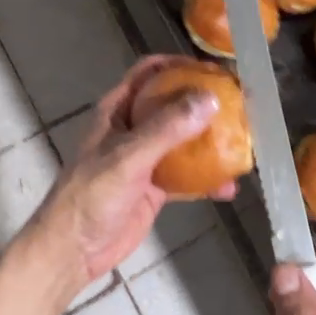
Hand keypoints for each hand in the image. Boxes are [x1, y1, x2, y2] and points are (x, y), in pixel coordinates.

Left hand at [25, 56, 231, 285]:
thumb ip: (167, 128)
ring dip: (209, 141)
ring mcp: (144, 159)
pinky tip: (229, 188)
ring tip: (242, 141)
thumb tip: (210, 99)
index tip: (213, 69)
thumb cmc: (91, 196)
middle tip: (239, 103)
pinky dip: (207, 181)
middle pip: (171, 104)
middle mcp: (132, 129)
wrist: (73, 250)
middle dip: (202, 102)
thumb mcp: (128, 157)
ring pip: (183, 141)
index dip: (178, 64)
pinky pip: (186, 178)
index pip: (149, 73)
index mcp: (117, 110)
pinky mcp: (154, 188)